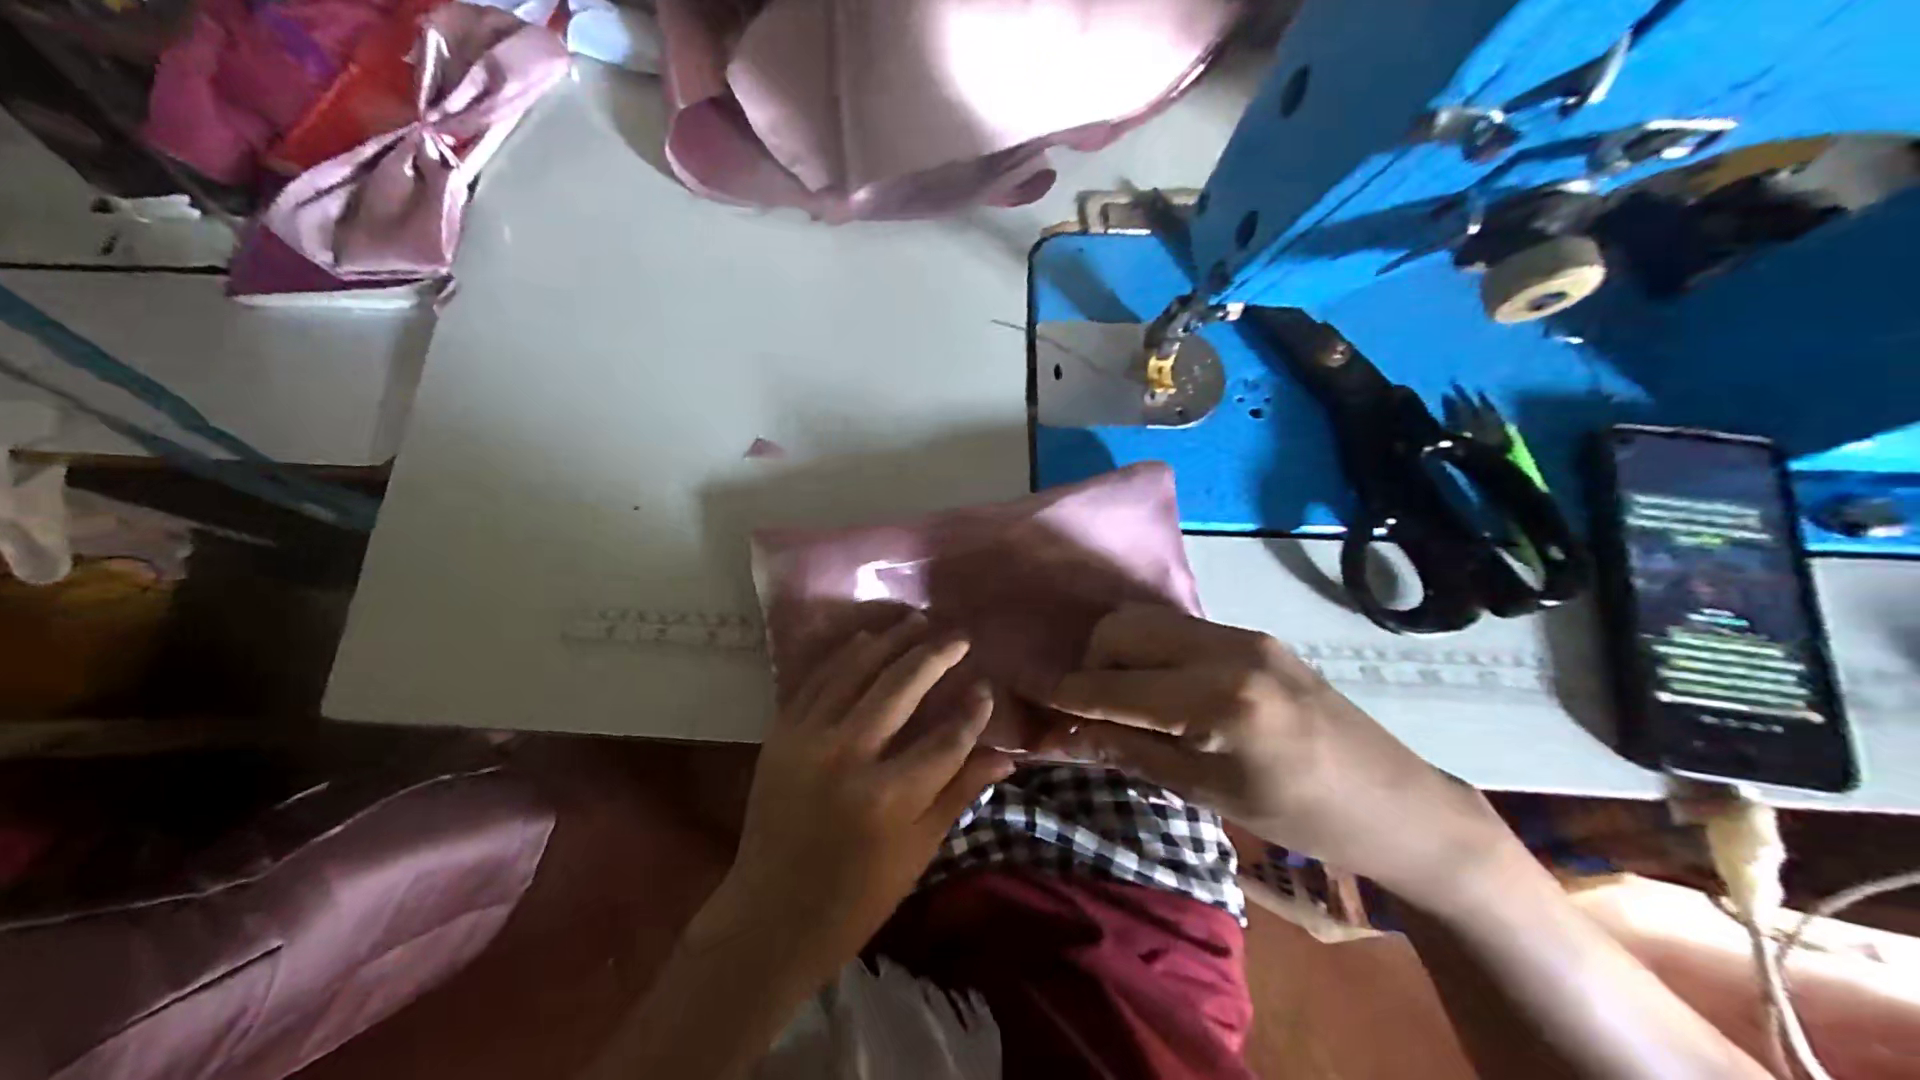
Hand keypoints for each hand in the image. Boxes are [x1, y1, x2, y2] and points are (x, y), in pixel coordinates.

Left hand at [702, 612, 1013, 986]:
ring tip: (918, 621)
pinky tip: (866, 639)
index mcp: (890, 796)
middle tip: (960, 637)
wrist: (772, 913)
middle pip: (902, 686)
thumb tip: (1007, 755)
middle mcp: (849, 755)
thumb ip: (959, 792)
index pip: (947, 737)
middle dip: (936, 656)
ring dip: (891, 642)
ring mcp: (809, 738)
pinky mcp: (782, 733)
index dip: (973, 710)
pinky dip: (844, 655)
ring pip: (858, 670)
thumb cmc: (858, 895)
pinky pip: (817, 679)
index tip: (987, 687)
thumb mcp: (919, 849)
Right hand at [1048, 604, 1511, 909]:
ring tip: (1125, 701)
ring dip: (1119, 653)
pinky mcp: (1254, 635)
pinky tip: (1161, 690)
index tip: (1034, 707)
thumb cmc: (1301, 816)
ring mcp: (1243, 634)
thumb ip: (1128, 752)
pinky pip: (1179, 629)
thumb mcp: (1207, 792)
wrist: (1397, 803)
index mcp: (1217, 698)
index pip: (1113, 685)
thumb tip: (1059, 737)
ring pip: (1147, 620)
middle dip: (1091, 665)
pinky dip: (1152, 652)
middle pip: (1122, 629)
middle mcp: (1226, 648)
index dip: (1067, 696)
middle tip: (1090, 711)